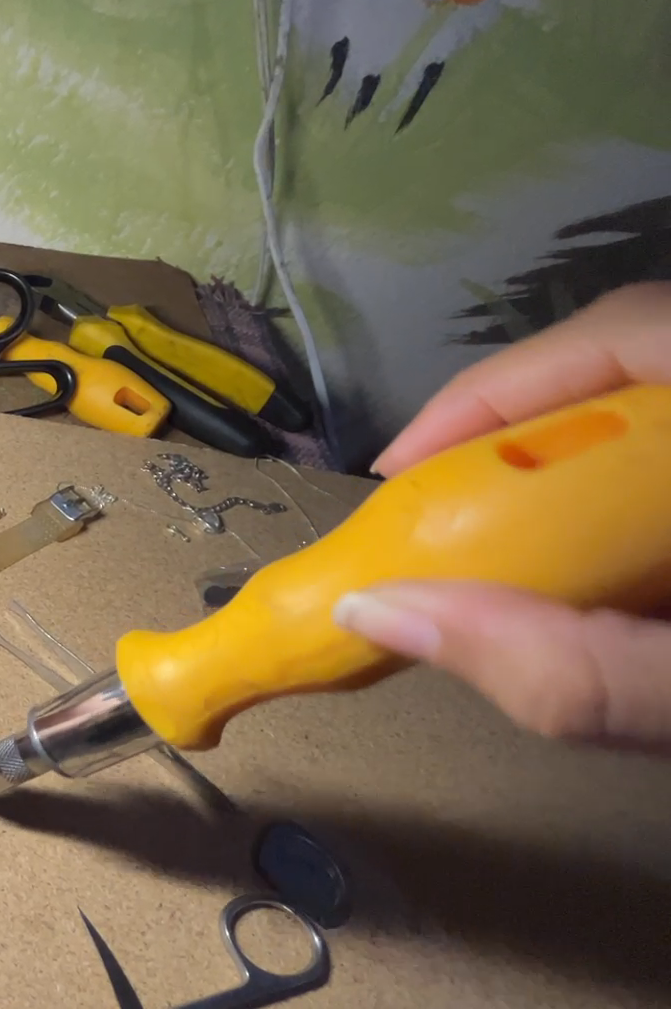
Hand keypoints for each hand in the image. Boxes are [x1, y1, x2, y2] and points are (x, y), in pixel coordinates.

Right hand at [334, 282, 670, 752]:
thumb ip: (587, 675)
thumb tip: (369, 617)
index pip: (628, 334)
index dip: (489, 395)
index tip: (398, 473)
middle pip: (623, 368)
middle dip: (504, 437)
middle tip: (437, 514)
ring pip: (646, 412)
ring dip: (553, 472)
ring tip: (502, 544)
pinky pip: (662, 447)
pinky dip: (609, 496)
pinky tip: (602, 563)